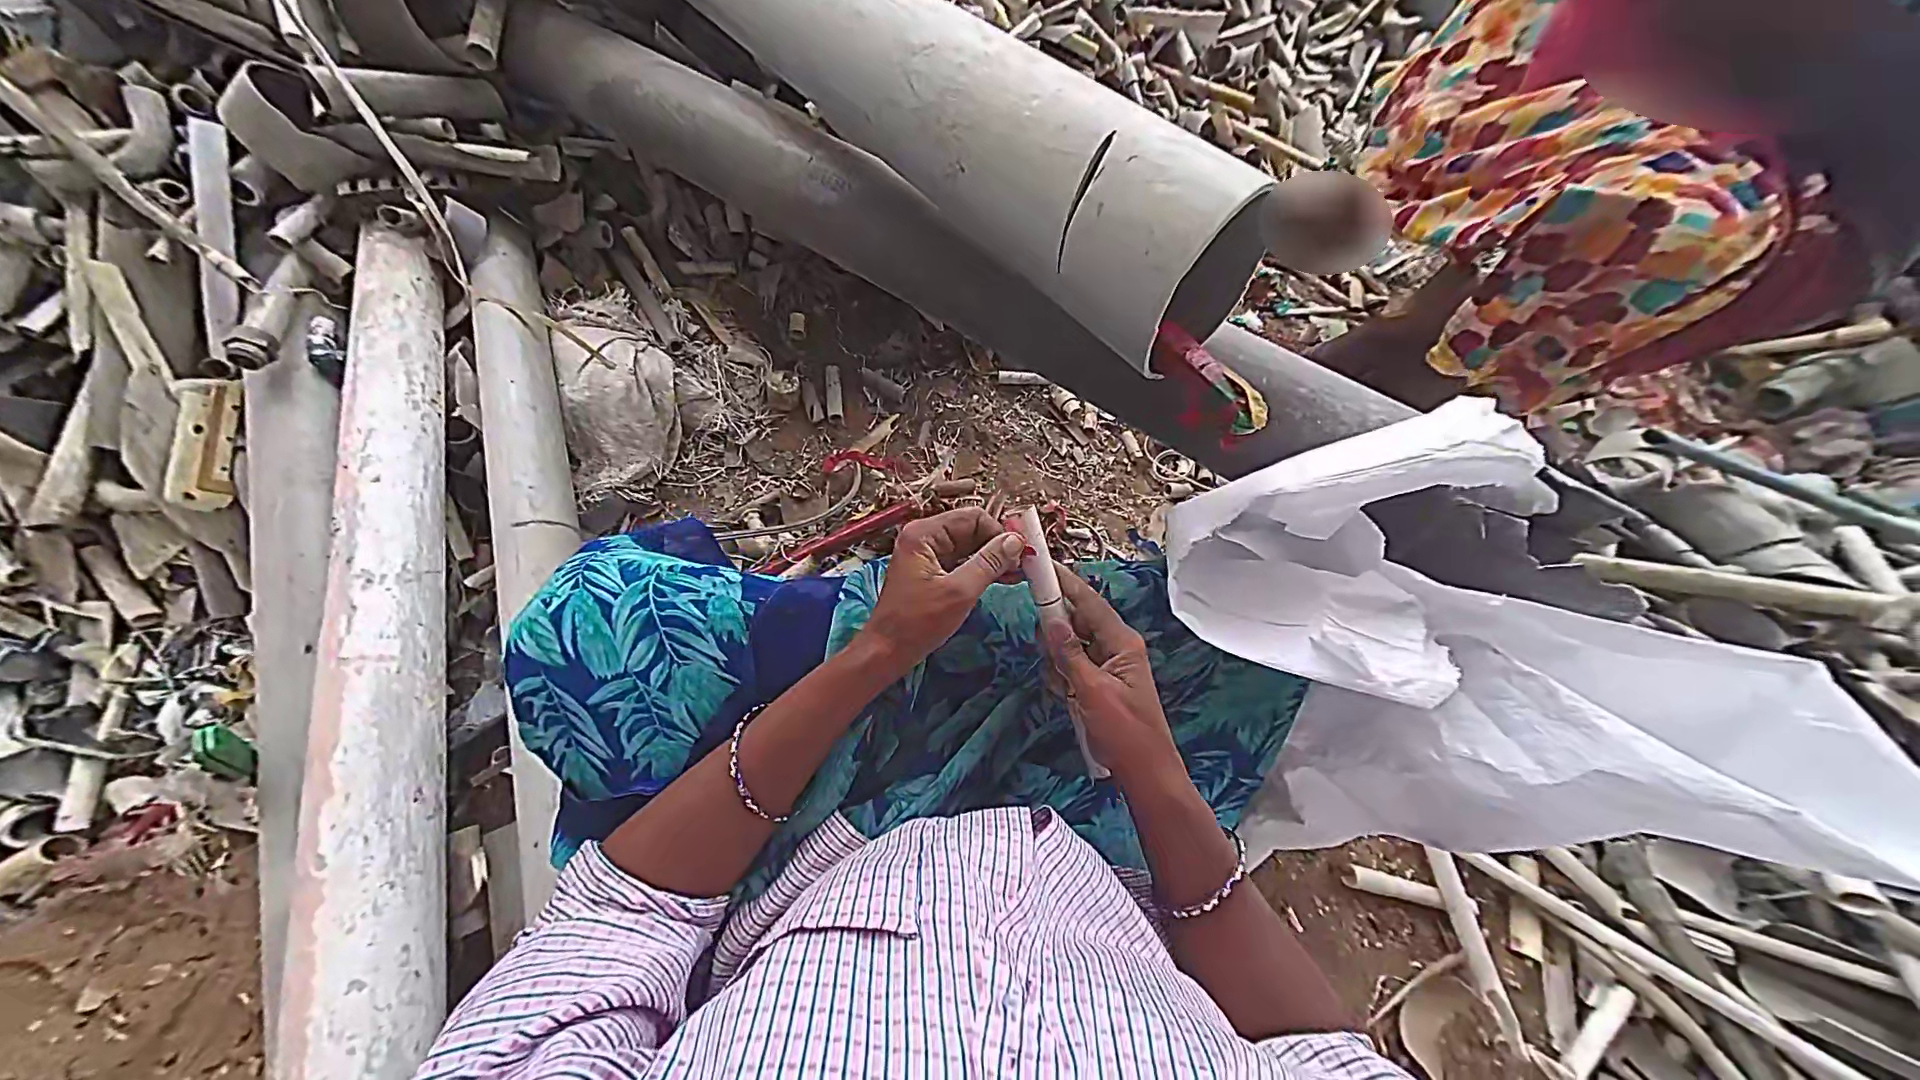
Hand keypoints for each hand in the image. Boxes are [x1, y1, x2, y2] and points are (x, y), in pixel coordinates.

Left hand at [860, 508, 1026, 670]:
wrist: (887, 651)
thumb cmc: (918, 622)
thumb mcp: (960, 592)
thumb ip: (989, 563)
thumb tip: (1016, 540)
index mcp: (924, 534)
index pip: (973, 517)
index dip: (999, 533)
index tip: (1021, 553)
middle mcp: (924, 537)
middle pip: (972, 530)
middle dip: (998, 546)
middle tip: (1024, 567)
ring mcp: (926, 554)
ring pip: (969, 546)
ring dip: (993, 559)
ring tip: (1018, 575)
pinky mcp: (931, 571)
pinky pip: (962, 561)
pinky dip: (981, 569)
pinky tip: (1002, 580)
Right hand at [1041, 564, 1183, 787]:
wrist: (1143, 772)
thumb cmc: (1126, 732)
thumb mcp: (1092, 690)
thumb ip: (1068, 653)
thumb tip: (1050, 621)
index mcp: (1122, 641)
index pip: (1088, 601)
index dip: (1064, 582)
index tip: (1041, 566)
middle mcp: (1115, 646)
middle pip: (1074, 622)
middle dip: (1056, 637)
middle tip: (1053, 658)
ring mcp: (1106, 664)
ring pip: (1068, 645)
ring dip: (1058, 663)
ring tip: (1065, 689)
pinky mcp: (1097, 680)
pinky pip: (1070, 665)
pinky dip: (1062, 677)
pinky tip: (1067, 696)